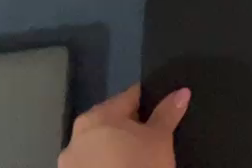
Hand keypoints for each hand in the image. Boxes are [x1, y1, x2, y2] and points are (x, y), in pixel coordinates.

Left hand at [58, 84, 189, 167]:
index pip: (131, 97)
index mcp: (98, 114)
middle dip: (131, 130)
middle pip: (113, 123)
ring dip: (116, 151)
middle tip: (151, 141)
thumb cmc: (137, 166)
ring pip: (100, 148)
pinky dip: (106, 167)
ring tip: (138, 161)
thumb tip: (182, 91)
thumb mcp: (160, 139)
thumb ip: (168, 113)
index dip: (150, 102)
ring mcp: (69, 164)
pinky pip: (93, 167)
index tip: (162, 111)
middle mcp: (77, 135)